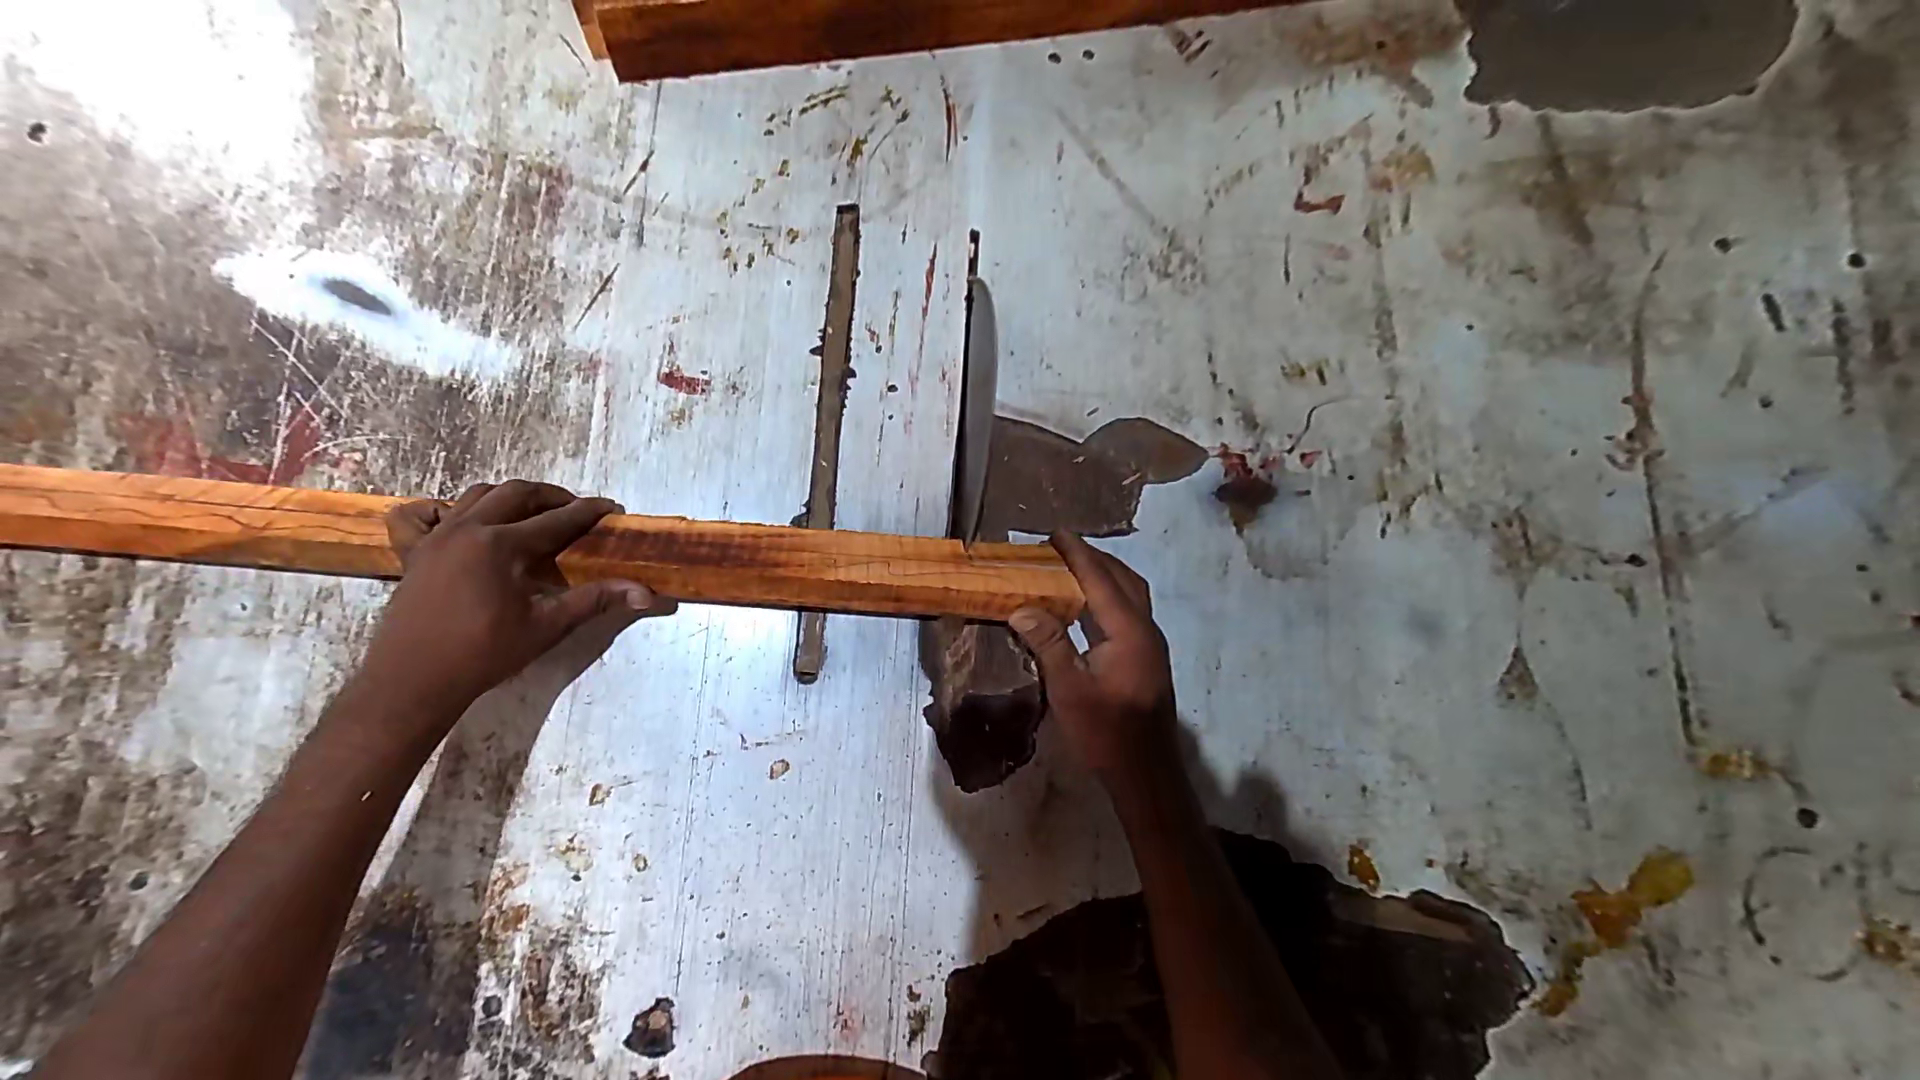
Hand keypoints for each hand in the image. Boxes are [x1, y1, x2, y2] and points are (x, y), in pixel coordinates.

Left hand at [359, 480, 676, 717]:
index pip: (557, 519)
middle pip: (517, 493)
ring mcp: (434, 538)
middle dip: (552, 496)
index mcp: (501, 545)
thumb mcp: (548, 626)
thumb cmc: (484, 654)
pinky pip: (417, 516)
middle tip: (575, 511)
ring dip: (509, 498)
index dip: (589, 511)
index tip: (611, 508)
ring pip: (476, 496)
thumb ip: (595, 600)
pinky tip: (457, 522)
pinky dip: (441, 510)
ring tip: (531, 514)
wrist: (413, 682)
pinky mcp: (412, 553)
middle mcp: (466, 529)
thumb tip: (645, 593)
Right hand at [1008, 532, 1177, 778]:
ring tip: (1071, 566)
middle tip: (1060, 546)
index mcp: (1130, 631)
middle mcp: (1146, 630)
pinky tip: (1085, 606)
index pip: (1101, 580)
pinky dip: (1106, 596)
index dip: (1078, 554)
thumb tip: (1021, 607)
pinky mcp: (1146, 657)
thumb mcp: (1069, 688)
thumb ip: (1048, 643)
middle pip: (1123, 579)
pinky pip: (1128, 610)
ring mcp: (1150, 644)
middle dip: (1093, 557)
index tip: (1056, 533)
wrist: (1145, 772)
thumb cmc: (1106, 732)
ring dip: (1103, 574)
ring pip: (1130, 594)